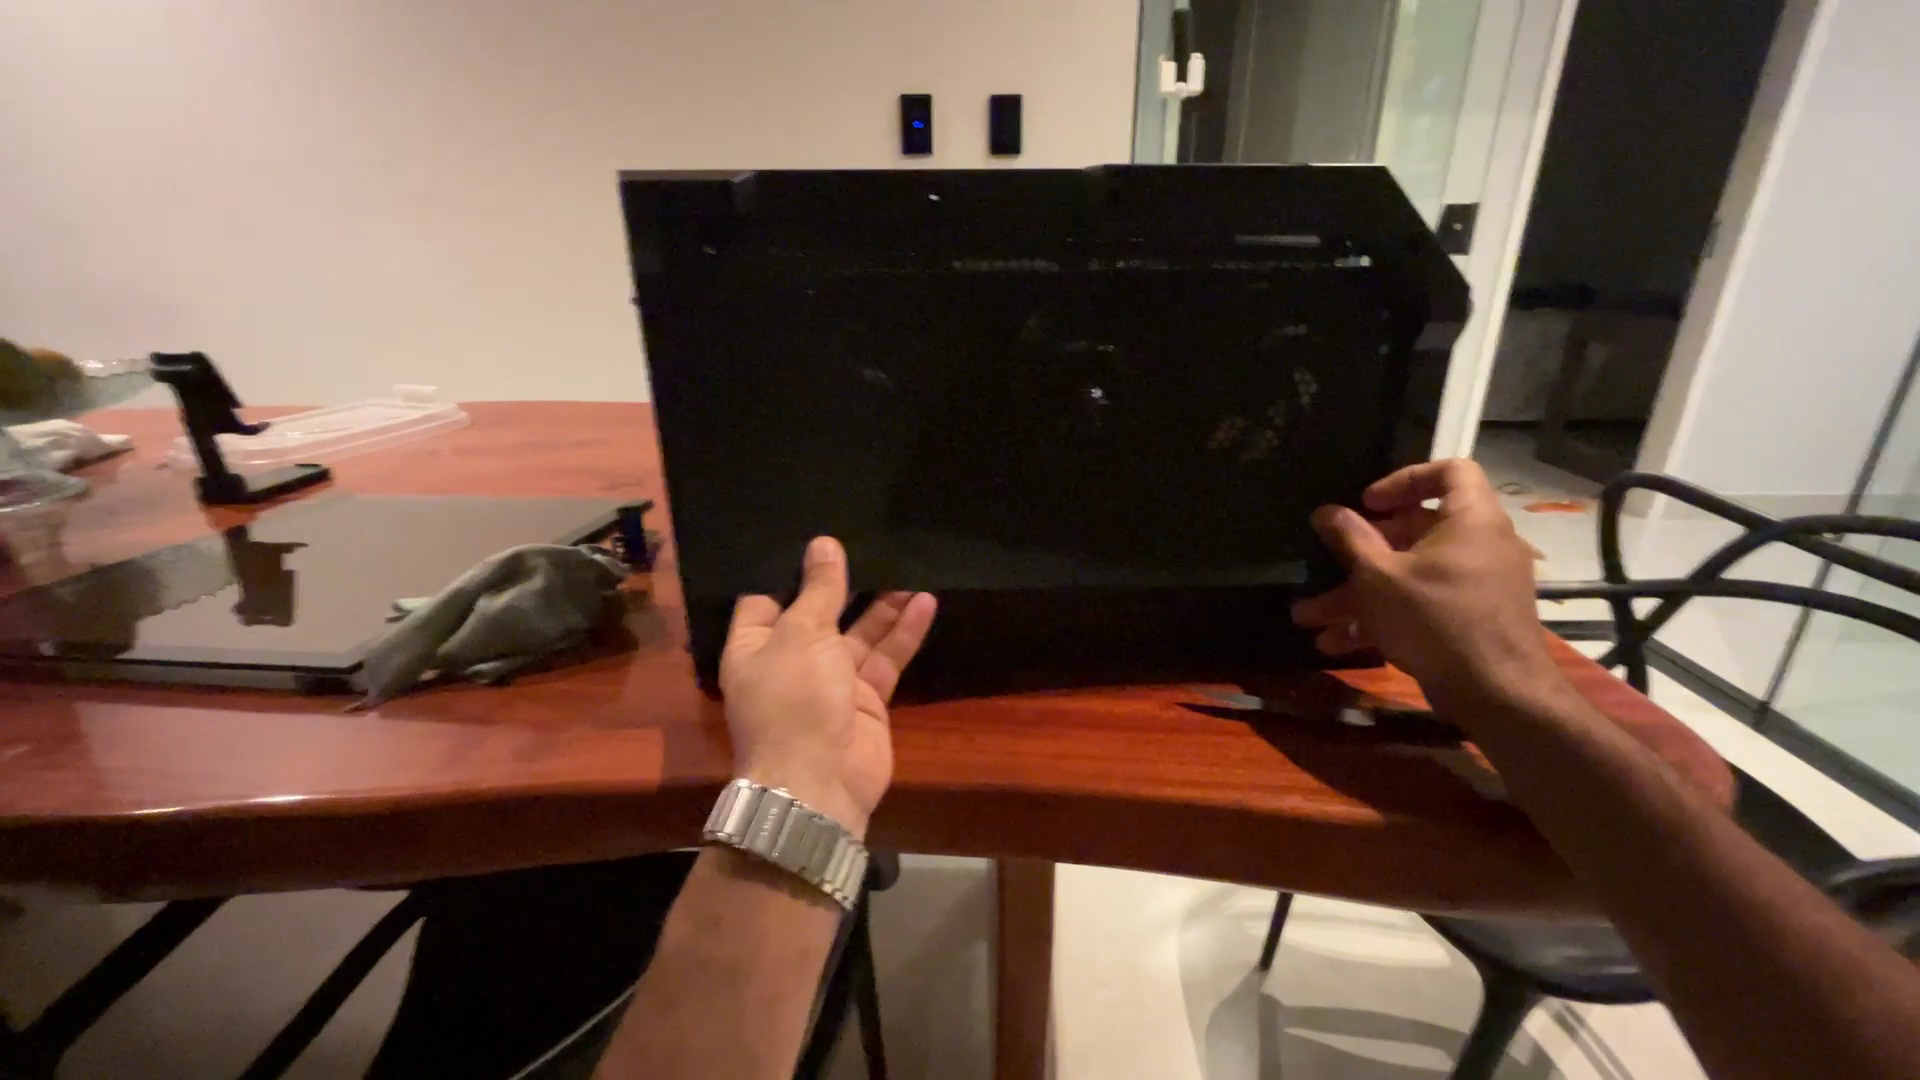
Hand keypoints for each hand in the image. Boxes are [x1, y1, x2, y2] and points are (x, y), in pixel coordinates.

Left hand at [720, 536, 936, 838]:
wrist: (820, 783)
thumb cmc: (794, 700)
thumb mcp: (802, 635)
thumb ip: (819, 590)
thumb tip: (823, 544)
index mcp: (755, 646)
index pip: (767, 598)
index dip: (790, 569)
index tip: (815, 537)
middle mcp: (791, 659)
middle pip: (819, 612)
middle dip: (844, 582)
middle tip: (872, 542)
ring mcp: (831, 680)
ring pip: (859, 633)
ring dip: (883, 605)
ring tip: (910, 566)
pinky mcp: (866, 698)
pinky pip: (885, 658)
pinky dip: (904, 633)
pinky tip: (926, 601)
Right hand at [1291, 459, 1561, 711]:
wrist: (1495, 692)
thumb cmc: (1436, 619)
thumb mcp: (1378, 577)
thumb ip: (1350, 539)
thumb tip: (1326, 512)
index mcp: (1470, 520)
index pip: (1448, 472)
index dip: (1403, 480)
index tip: (1366, 503)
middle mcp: (1480, 545)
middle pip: (1415, 531)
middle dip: (1359, 552)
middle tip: (1325, 562)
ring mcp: (1476, 584)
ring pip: (1408, 575)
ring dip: (1356, 595)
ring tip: (1310, 616)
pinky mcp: (1469, 618)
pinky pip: (1420, 603)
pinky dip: (1382, 616)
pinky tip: (1337, 642)